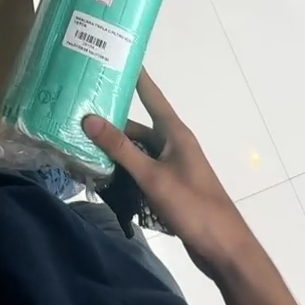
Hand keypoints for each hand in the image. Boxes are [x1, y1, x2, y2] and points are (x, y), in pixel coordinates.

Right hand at [84, 72, 256, 270]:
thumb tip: (89, 119)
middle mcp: (172, 143)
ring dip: (114, 146)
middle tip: (79, 106)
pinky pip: (139, 166)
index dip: (136, 74)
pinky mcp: (167, 184)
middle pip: (136, 124)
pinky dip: (122, 166)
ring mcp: (170, 165)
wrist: (225, 251)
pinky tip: (100, 169)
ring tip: (81, 139)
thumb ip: (121, 148)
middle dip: (110, 117)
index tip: (116, 53)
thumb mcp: (152, 177)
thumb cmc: (193, 206)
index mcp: (174, 133)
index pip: (151, 94)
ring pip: (135, 147)